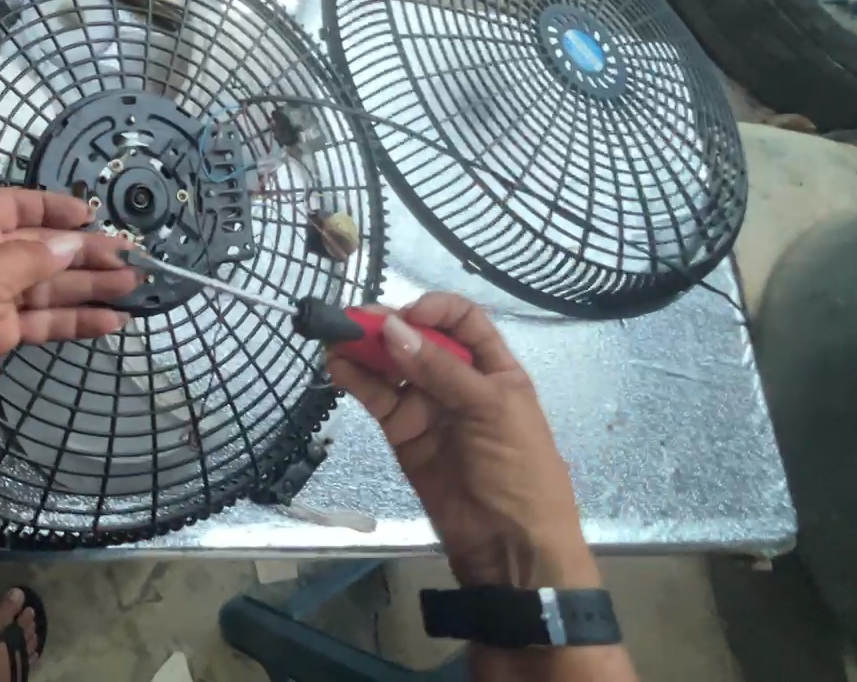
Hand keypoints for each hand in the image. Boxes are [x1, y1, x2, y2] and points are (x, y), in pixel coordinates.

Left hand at [0, 188, 138, 463]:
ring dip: (88, 286)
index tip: (93, 216)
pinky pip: (44, 319)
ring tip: (133, 287)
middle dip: (84, 253)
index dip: (54, 207)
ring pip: (48, 285)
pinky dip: (75, 319)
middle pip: (40, 248)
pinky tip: (111, 321)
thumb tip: (74, 242)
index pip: (14, 205)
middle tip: (129, 258)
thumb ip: (31, 257)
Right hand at [328, 294, 597, 588]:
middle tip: (354, 320)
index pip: (462, 320)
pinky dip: (353, 378)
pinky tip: (336, 366)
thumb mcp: (491, 411)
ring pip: (389, 364)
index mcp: (492, 367)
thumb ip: (440, 369)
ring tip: (336, 338)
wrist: (509, 547)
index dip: (435, 309)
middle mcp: (456, 378)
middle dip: (388, 325)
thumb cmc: (519, 471)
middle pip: (417, 337)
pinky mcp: (400, 428)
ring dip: (362, 348)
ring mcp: (425, 403)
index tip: (408, 314)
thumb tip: (392, 329)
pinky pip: (374, 394)